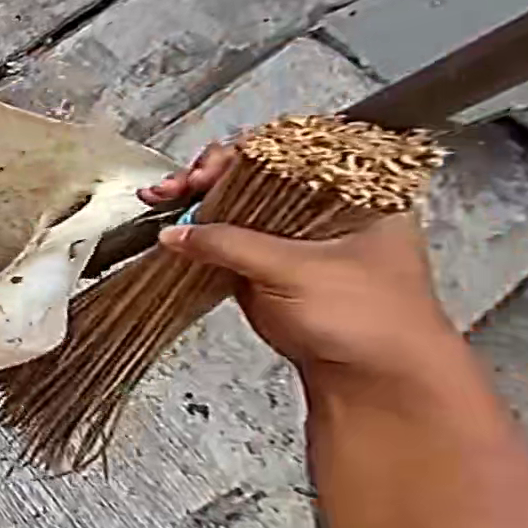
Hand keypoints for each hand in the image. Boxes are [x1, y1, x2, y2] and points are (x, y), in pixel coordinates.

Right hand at [146, 145, 458, 379]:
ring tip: (159, 198)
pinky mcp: (258, 263)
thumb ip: (231, 244)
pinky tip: (167, 225)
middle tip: (177, 186)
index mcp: (355, 195)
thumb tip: (172, 232)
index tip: (210, 172)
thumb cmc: (363, 316)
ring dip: (191, 200)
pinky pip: (218, 236)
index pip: (292, 153)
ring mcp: (286, 236)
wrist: (368, 374)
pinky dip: (190, 230)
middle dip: (208, 176)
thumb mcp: (296, 270)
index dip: (247, 155)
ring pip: (230, 204)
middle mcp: (318, 208)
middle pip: (254, 175)